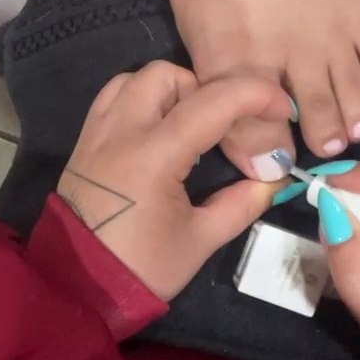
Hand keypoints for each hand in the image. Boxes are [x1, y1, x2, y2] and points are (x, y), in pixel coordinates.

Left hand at [56, 62, 288, 299]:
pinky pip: (110, 100)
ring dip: (168, 91)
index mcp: (153, 154)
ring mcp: (96, 134)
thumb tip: (272, 177)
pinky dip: (138, 101)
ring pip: (133, 79)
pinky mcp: (82, 144)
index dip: (257, 96)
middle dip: (205, 89)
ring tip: (187, 127)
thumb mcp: (200, 240)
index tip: (282, 110)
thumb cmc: (141, 267)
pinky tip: (155, 132)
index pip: (213, 101)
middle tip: (222, 126)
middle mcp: (120, 132)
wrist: (77, 285)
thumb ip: (242, 203)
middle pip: (168, 74)